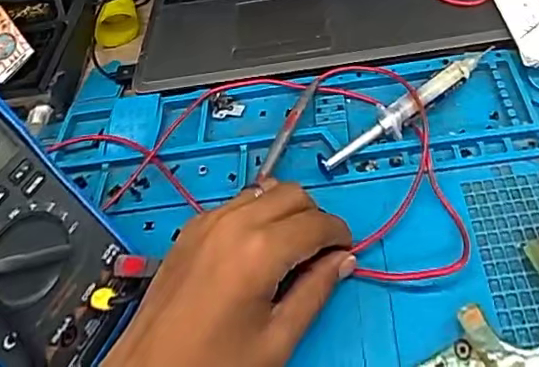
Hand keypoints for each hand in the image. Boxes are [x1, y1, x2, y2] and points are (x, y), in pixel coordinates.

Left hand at [102, 181, 354, 366]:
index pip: (316, 223)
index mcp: (259, 250)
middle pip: (293, 193)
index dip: (339, 235)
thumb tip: (344, 261)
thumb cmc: (212, 365)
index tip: (346, 251)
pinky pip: (238, 202)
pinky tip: (256, 249)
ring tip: (289, 251)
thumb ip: (315, 293)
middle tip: (320, 253)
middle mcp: (235, 221)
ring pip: (266, 190)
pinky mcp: (192, 226)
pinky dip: (257, 213)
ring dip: (286, 210)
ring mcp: (210, 219)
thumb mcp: (275, 341)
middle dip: (314, 217)